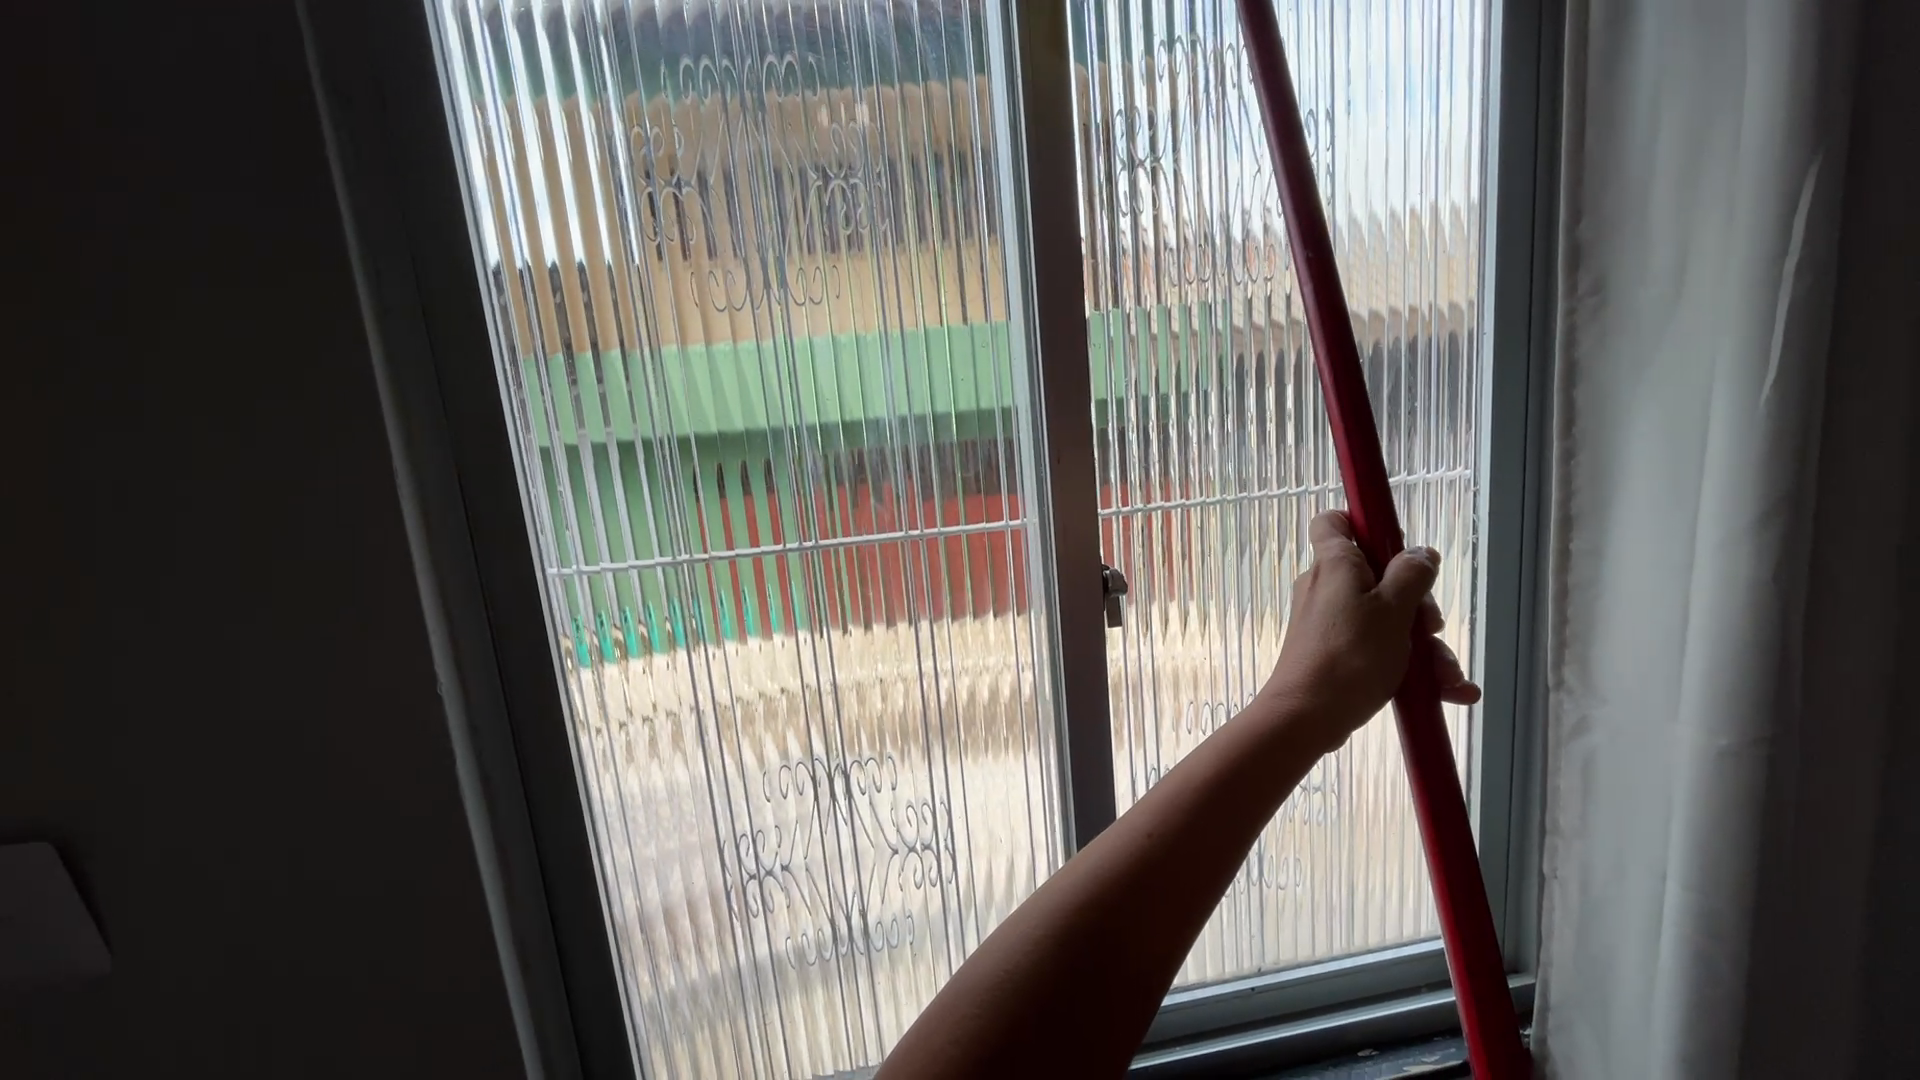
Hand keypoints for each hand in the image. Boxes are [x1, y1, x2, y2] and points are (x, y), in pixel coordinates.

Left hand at [1259, 510, 1478, 749]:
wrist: (1307, 717)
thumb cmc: (1350, 655)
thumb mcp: (1392, 610)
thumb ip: (1410, 576)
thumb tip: (1419, 552)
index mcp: (1334, 564)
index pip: (1334, 523)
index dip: (1364, 525)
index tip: (1397, 546)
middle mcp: (1327, 587)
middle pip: (1379, 578)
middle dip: (1417, 606)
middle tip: (1431, 628)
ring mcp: (1330, 622)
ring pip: (1387, 620)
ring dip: (1424, 647)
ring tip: (1448, 677)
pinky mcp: (1336, 653)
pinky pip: (1378, 649)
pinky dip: (1411, 667)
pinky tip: (1448, 691)